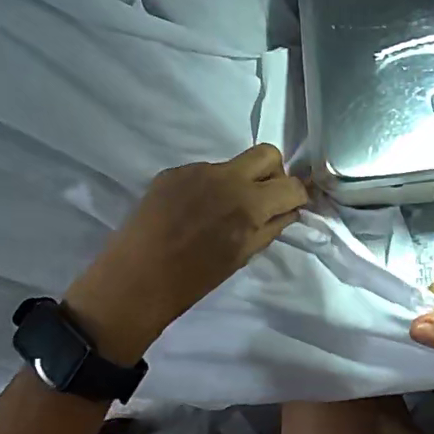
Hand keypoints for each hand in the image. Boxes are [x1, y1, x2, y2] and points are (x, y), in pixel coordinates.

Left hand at [64, 145, 307, 363]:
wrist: (136, 279)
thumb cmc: (195, 278)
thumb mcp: (242, 256)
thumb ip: (270, 228)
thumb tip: (288, 210)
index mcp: (249, 203)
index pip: (292, 184)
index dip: (297, 195)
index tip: (292, 206)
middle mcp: (227, 177)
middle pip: (267, 154)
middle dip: (274, 174)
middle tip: (263, 199)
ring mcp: (197, 170)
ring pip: (233, 164)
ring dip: (238, 182)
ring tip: (219, 212)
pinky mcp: (173, 172)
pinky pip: (203, 172)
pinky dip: (208, 187)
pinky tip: (192, 212)